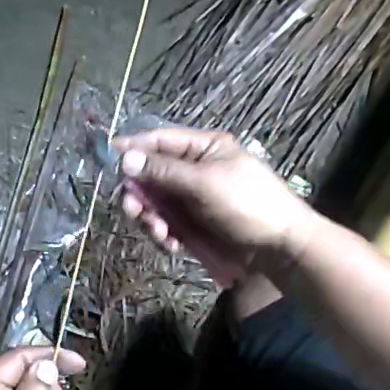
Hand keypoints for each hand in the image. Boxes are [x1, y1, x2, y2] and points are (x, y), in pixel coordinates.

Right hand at [115, 127, 314, 283]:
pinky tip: (172, 245)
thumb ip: (164, 171)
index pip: (160, 141)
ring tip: (162, 235)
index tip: (109, 158)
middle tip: (134, 211)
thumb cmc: (248, 204)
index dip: (134, 148)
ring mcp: (193, 200)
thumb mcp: (205, 183)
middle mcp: (194, 170)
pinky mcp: (194, 225)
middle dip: (141, 195)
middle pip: (151, 176)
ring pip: (155, 204)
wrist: (279, 248)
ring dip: (151, 220)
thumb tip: (124, 156)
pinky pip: (166, 225)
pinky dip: (164, 235)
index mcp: (203, 148)